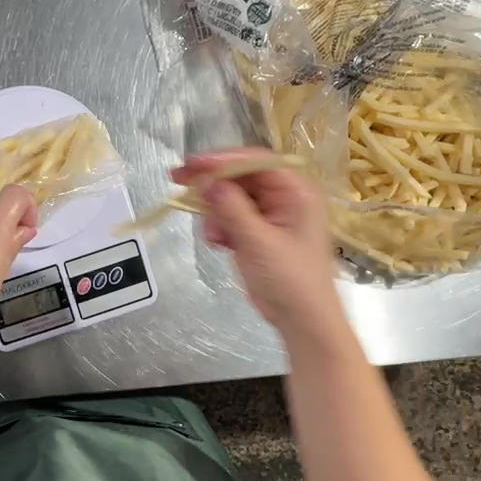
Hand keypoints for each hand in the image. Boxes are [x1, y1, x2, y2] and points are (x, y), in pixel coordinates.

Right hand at [175, 149, 343, 331]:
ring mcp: (270, 216)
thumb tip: (206, 181)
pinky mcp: (257, 234)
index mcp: (296, 191)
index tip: (192, 164)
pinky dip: (220, 226)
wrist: (302, 320)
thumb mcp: (258, 241)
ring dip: (215, 211)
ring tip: (214, 236)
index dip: (223, 160)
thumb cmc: (290, 279)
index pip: (256, 162)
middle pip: (241, 177)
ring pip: (231, 197)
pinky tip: (218, 242)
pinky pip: (231, 217)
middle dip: (212, 183)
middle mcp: (284, 197)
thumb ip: (231, 208)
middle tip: (178, 180)